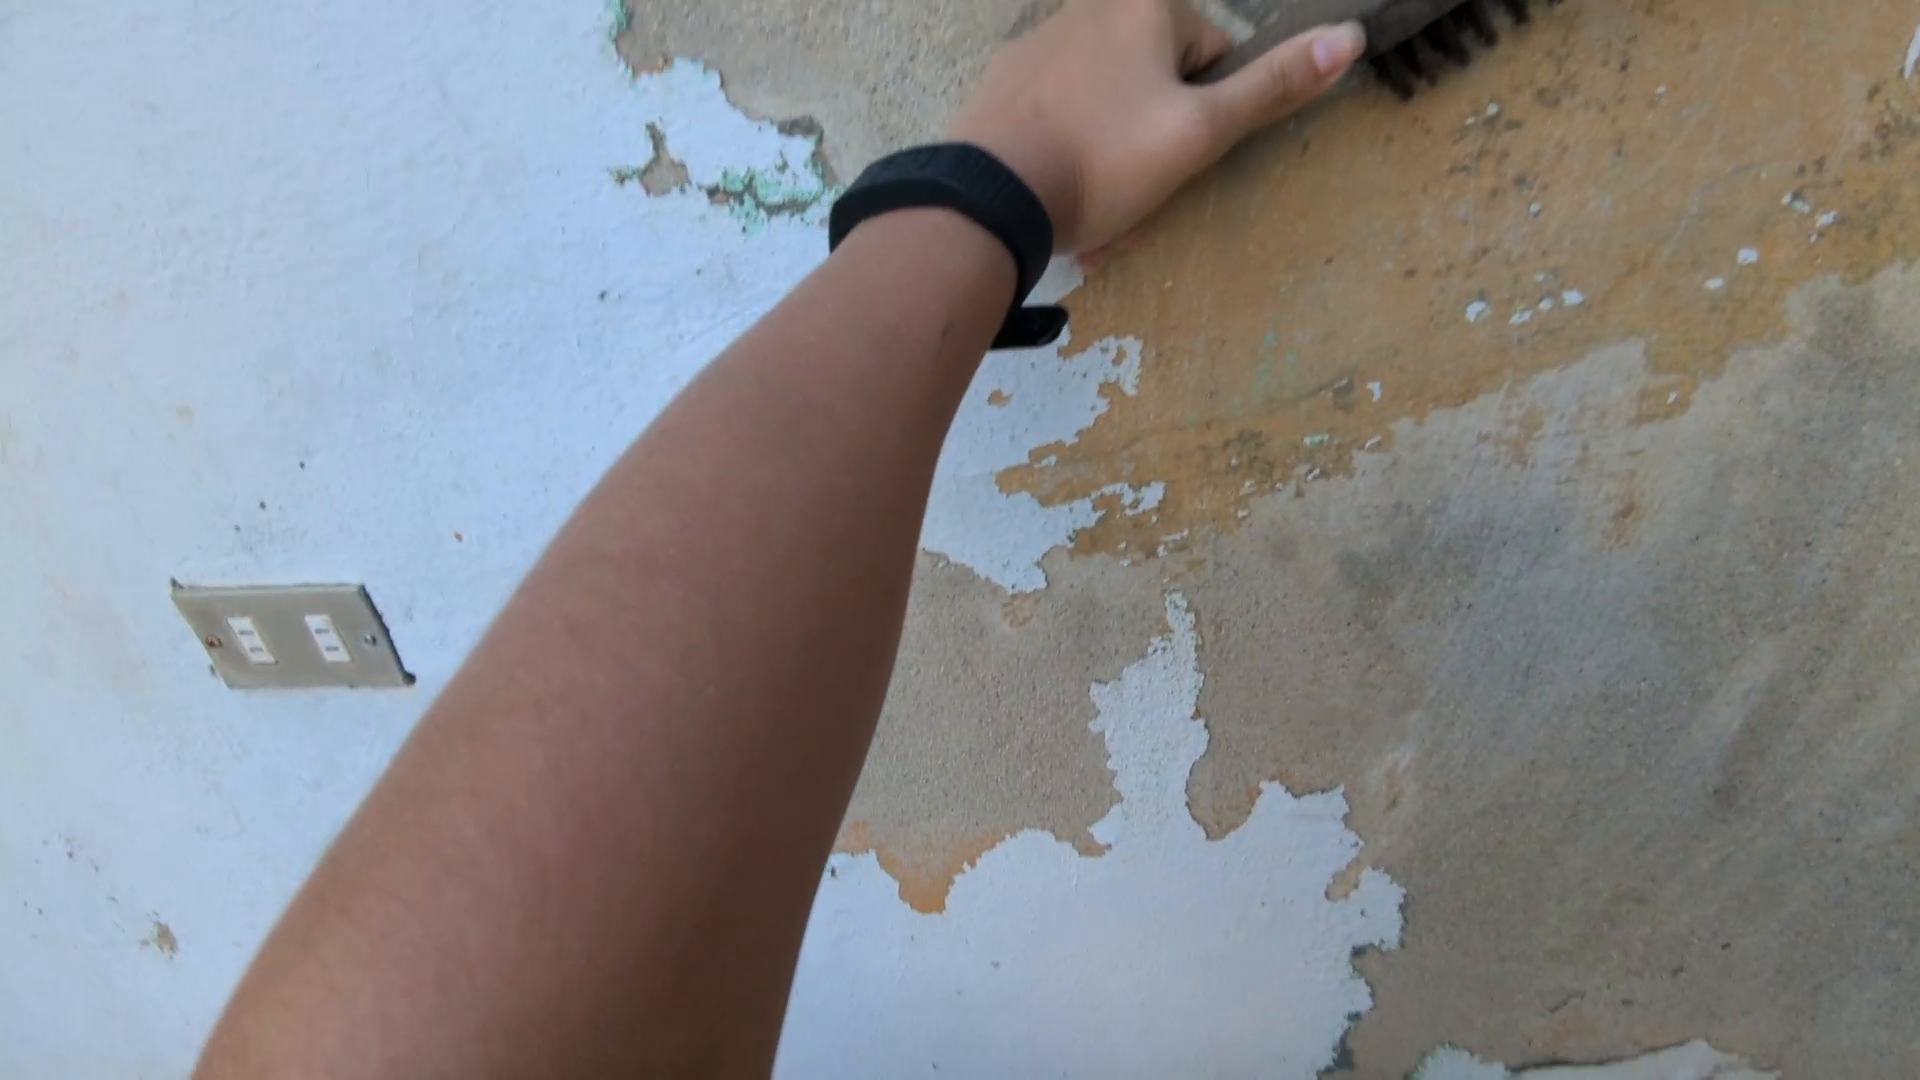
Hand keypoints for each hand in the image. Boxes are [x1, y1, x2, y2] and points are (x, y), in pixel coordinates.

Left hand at [947, 0, 1364, 253]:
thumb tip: (1348, 36)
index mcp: (1142, 5)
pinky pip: (1051, 126)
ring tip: (1094, 223)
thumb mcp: (1196, 133)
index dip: (1205, 117)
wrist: (990, 199)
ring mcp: (1034, 49)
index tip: (1177, 163)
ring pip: (1099, 115)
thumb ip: (1268, 89)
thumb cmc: (1102, 160)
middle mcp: (1087, 8)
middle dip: (1150, 154)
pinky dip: (1062, 163)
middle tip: (1133, 209)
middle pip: (1148, 89)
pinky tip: (1053, 205)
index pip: (1209, 53)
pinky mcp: (997, 91)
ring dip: (1107, 171)